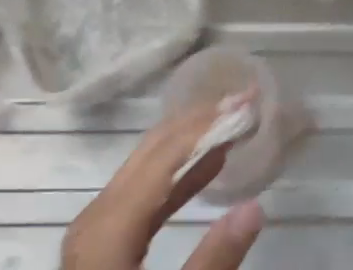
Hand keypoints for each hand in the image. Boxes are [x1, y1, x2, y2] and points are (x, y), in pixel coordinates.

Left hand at [62, 106, 264, 269]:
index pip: (166, 157)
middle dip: (201, 121)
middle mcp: (97, 220)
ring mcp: (97, 232)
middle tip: (247, 99)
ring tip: (235, 120)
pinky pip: (145, 192)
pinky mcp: (103, 246)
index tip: (249, 99)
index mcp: (108, 231)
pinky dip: (180, 172)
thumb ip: (213, 262)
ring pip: (148, 167)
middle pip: (153, 152)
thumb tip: (255, 206)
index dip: (209, 124)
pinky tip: (211, 164)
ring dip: (192, 141)